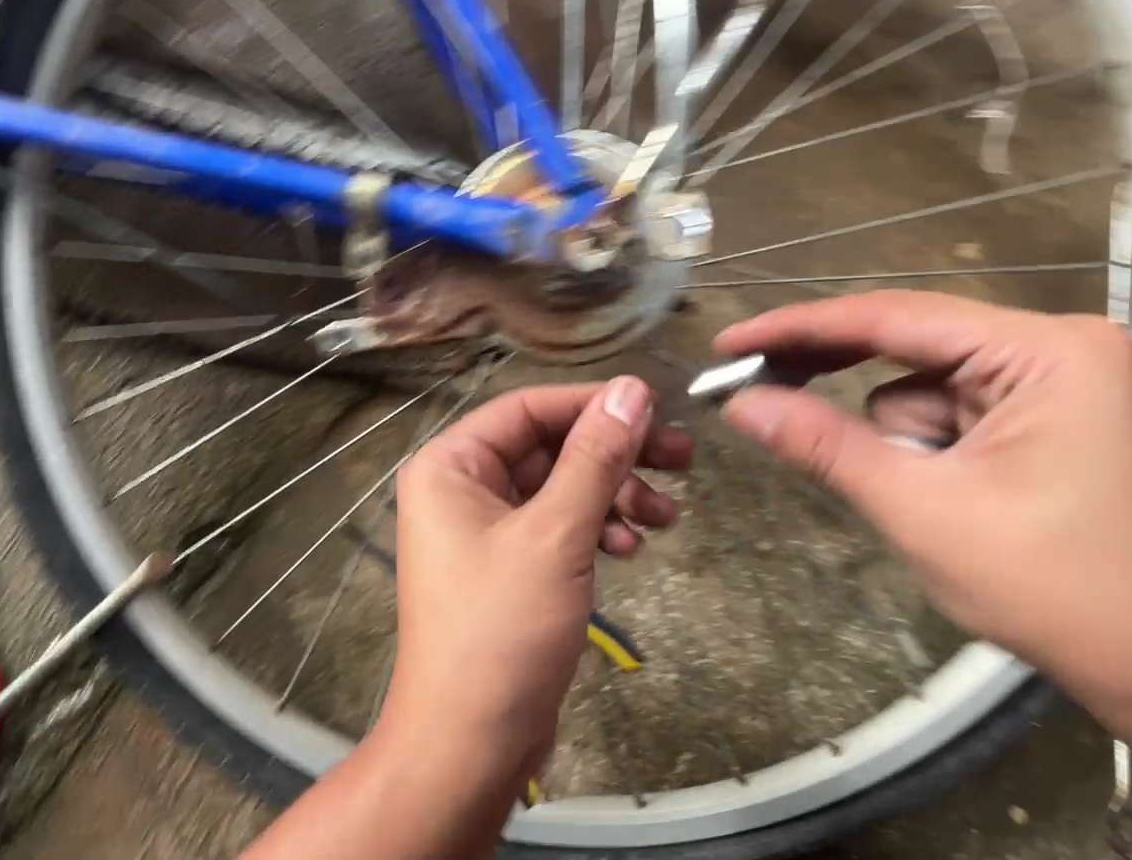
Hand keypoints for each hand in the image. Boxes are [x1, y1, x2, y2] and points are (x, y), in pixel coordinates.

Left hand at [386, 380, 689, 780]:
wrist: (470, 741)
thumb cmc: (502, 628)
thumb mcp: (555, 533)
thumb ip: (595, 458)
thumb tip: (632, 390)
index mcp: (450, 464)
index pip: (528, 409)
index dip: (592, 405)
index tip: (655, 410)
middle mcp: (459, 488)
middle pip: (548, 448)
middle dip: (613, 456)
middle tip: (682, 460)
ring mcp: (482, 530)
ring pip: (559, 489)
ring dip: (612, 497)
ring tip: (664, 518)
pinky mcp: (507, 567)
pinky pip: (555, 528)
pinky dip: (594, 532)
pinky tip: (629, 550)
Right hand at [712, 290, 1131, 708]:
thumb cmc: (1056, 589)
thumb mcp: (920, 510)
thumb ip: (822, 444)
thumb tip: (737, 403)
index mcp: (1046, 351)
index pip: (893, 318)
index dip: (797, 328)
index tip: (728, 342)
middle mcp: (1058, 347)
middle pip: (908, 343)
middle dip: (836, 375)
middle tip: (750, 382)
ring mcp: (1060, 382)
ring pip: (923, 386)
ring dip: (899, 437)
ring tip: (926, 501)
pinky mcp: (1051, 417)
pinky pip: (950, 410)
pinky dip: (925, 447)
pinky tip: (951, 497)